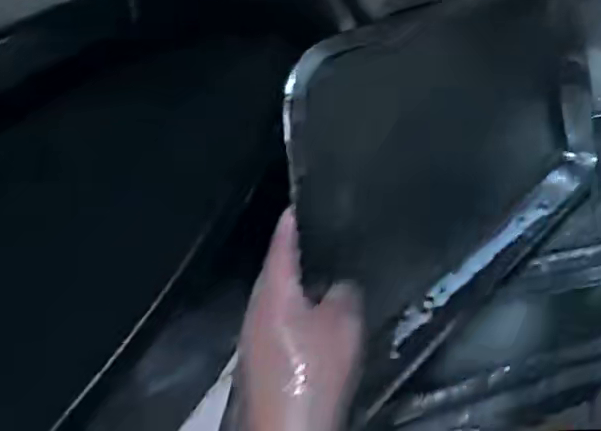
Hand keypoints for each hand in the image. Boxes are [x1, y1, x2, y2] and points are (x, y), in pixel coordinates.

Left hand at [233, 210, 363, 430]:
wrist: (288, 430)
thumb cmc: (313, 368)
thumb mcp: (344, 317)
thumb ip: (344, 288)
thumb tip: (339, 281)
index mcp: (272, 294)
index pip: (280, 244)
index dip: (293, 219)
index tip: (303, 194)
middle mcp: (256, 312)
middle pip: (276, 270)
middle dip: (298, 249)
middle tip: (327, 226)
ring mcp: (255, 339)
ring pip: (279, 294)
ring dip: (301, 278)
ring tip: (332, 261)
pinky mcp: (264, 360)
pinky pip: (283, 315)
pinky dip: (301, 302)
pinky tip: (323, 305)